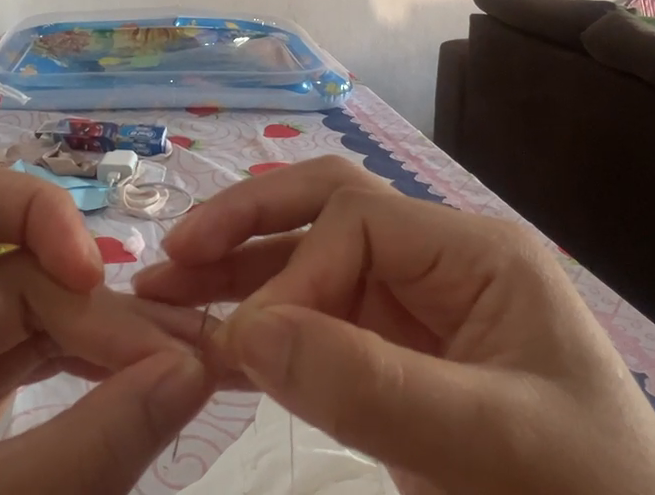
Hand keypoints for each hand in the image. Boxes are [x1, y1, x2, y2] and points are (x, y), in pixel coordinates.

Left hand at [0, 165, 213, 494]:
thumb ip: (90, 447)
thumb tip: (196, 369)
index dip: (40, 213)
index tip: (96, 275)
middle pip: (25, 276)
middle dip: (106, 312)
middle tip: (194, 365)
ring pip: (33, 329)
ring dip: (106, 350)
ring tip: (186, 381)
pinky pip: (26, 383)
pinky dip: (82, 391)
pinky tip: (133, 410)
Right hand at [133, 157, 654, 494]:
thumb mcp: (488, 442)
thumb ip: (369, 385)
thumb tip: (246, 330)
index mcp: (474, 254)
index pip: (355, 221)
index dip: (291, 272)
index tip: (250, 346)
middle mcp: (441, 263)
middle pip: (328, 212)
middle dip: (247, 227)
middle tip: (170, 257)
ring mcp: (419, 311)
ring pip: (314, 266)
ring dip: (242, 276)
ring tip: (165, 295)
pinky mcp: (402, 361)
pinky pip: (322, 327)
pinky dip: (267, 333)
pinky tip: (215, 346)